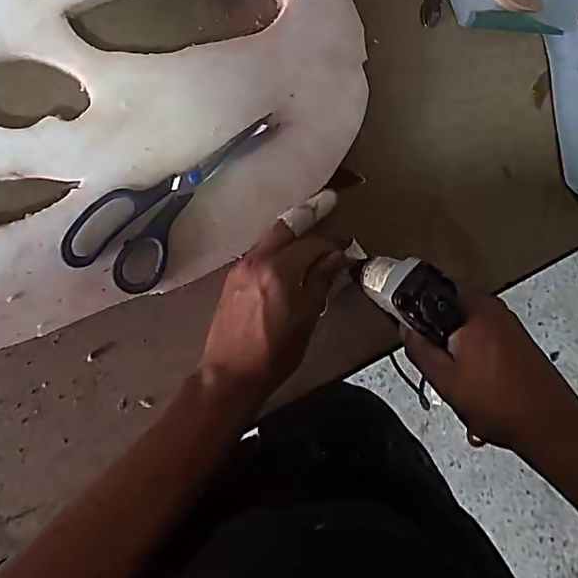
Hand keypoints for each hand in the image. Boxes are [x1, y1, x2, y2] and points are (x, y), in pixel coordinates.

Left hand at [198, 220, 347, 401]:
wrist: (230, 376)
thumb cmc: (275, 352)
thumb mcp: (308, 316)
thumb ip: (322, 281)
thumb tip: (337, 258)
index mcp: (279, 270)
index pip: (313, 243)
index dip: (334, 243)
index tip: (347, 245)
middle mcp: (256, 261)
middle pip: (286, 227)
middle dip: (308, 214)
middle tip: (327, 201)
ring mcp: (240, 269)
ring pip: (271, 238)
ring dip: (292, 232)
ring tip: (310, 227)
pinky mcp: (232, 280)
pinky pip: (260, 252)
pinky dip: (278, 247)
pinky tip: (288, 254)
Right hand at [399, 292, 577, 456]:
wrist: (548, 423)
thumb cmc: (501, 403)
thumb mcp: (445, 381)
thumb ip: (420, 350)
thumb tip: (406, 329)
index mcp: (474, 309)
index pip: (431, 295)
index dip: (416, 317)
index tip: (412, 338)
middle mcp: (493, 308)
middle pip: (449, 317)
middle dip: (441, 345)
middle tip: (441, 373)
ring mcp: (507, 323)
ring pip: (466, 335)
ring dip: (459, 360)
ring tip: (464, 390)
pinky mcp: (517, 339)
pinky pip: (484, 344)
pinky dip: (477, 365)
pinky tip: (480, 393)